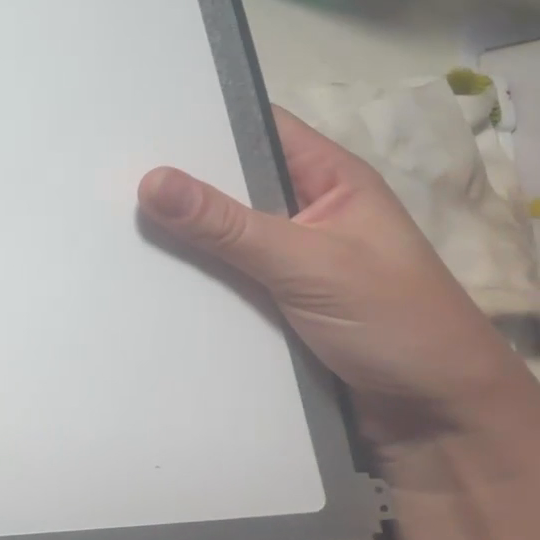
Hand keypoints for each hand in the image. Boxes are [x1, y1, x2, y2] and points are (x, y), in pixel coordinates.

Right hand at [139, 107, 539, 539]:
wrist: (441, 425)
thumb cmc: (401, 328)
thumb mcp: (311, 267)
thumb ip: (226, 225)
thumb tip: (148, 179)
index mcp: (326, 179)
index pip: (251, 126)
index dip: (194, 114)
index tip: (127, 113)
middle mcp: (296, 206)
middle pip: (218, 175)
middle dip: (165, 173)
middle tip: (98, 162)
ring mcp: (276, 250)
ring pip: (206, 223)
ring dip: (165, 224)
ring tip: (98, 208)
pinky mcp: (258, 289)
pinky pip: (204, 264)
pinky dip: (174, 264)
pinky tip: (129, 259)